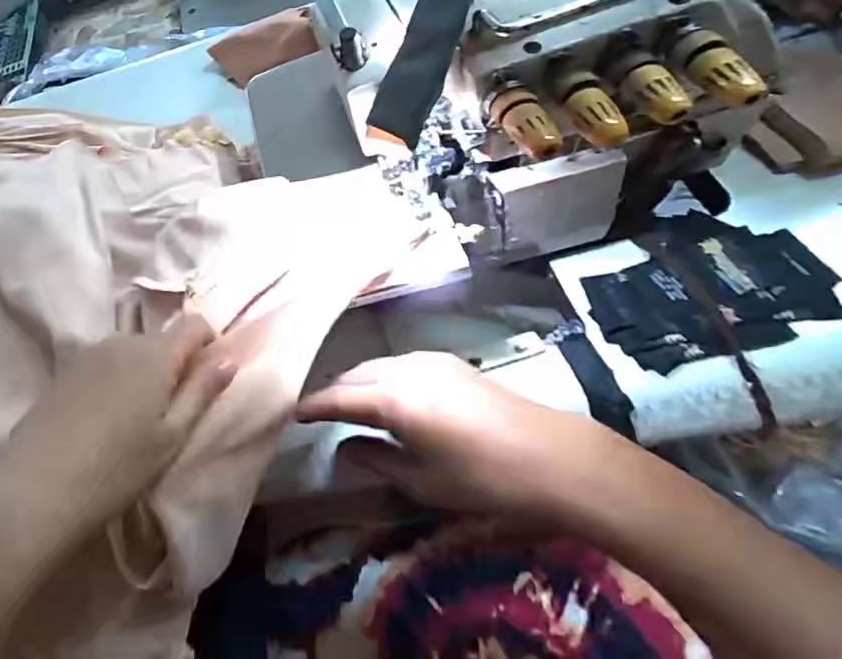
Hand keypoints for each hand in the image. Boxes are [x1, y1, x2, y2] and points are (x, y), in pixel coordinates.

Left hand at [0, 314, 237, 538]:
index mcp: (155, 353)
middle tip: (171, 410)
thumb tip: (228, 356)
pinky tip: (103, 420)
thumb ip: (202, 390)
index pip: (194, 324)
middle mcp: (122, 341)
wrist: (38, 487)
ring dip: (142, 372)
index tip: (208, 375)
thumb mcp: (172, 437)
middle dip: (173, 363)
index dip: (209, 341)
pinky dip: (114, 381)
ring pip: (130, 351)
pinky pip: (103, 364)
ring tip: (135, 418)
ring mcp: (89, 353)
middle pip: (160, 339)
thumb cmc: (118, 467)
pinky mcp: (65, 370)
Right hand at [296, 352, 633, 522]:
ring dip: (357, 381)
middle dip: (333, 391)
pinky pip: (398, 363)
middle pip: (354, 374)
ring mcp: (427, 360)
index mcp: (392, 398)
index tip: (292, 413)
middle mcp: (403, 369)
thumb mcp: (422, 481)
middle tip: (318, 412)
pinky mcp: (447, 361)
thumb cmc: (482, 477)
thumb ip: (375, 459)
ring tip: (349, 404)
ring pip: (376, 364)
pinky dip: (381, 376)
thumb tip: (342, 448)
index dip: (312, 406)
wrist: (550, 454)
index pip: (337, 397)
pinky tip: (387, 395)